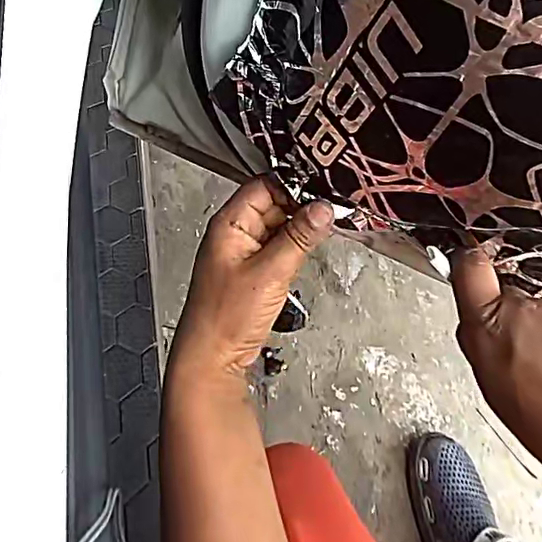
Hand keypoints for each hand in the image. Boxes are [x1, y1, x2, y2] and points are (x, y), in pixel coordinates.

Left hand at [169, 177, 333, 384]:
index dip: (292, 185)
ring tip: (321, 233)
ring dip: (299, 229)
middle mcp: (234, 233)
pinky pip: (277, 247)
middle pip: (272, 204)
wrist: (213, 356)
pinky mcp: (253, 270)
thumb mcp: (270, 272)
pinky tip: (307, 253)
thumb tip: (320, 210)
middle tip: (328, 215)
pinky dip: (294, 247)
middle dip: (300, 207)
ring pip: (277, 226)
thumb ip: (298, 238)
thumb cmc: (224, 316)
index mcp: (229, 224)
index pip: (262, 186)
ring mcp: (243, 252)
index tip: (319, 193)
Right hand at [449, 248, 541, 541]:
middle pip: (519, 301)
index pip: (470, 269)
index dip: (469, 260)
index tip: (470, 258)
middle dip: (526, 324)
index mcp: (489, 327)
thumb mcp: (495, 391)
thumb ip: (484, 346)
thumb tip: (482, 329)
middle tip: (541, 363)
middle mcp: (527, 311)